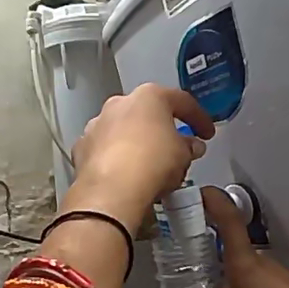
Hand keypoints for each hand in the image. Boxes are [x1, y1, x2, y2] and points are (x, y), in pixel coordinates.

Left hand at [65, 84, 214, 226]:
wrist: (112, 191)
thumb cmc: (151, 164)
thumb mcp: (183, 156)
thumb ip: (188, 146)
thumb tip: (189, 146)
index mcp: (149, 96)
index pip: (181, 101)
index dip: (199, 118)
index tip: (206, 132)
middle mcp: (119, 104)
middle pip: (147, 113)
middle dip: (162, 129)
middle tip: (176, 147)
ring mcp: (97, 124)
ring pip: (122, 129)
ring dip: (136, 142)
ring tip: (149, 165)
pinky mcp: (82, 147)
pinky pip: (105, 149)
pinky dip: (115, 158)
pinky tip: (126, 175)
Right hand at [154, 187, 288, 287]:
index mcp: (246, 265)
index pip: (227, 219)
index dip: (211, 201)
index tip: (195, 191)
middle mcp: (265, 267)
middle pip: (233, 246)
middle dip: (208, 246)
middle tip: (183, 254)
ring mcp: (284, 284)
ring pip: (248, 270)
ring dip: (226, 274)